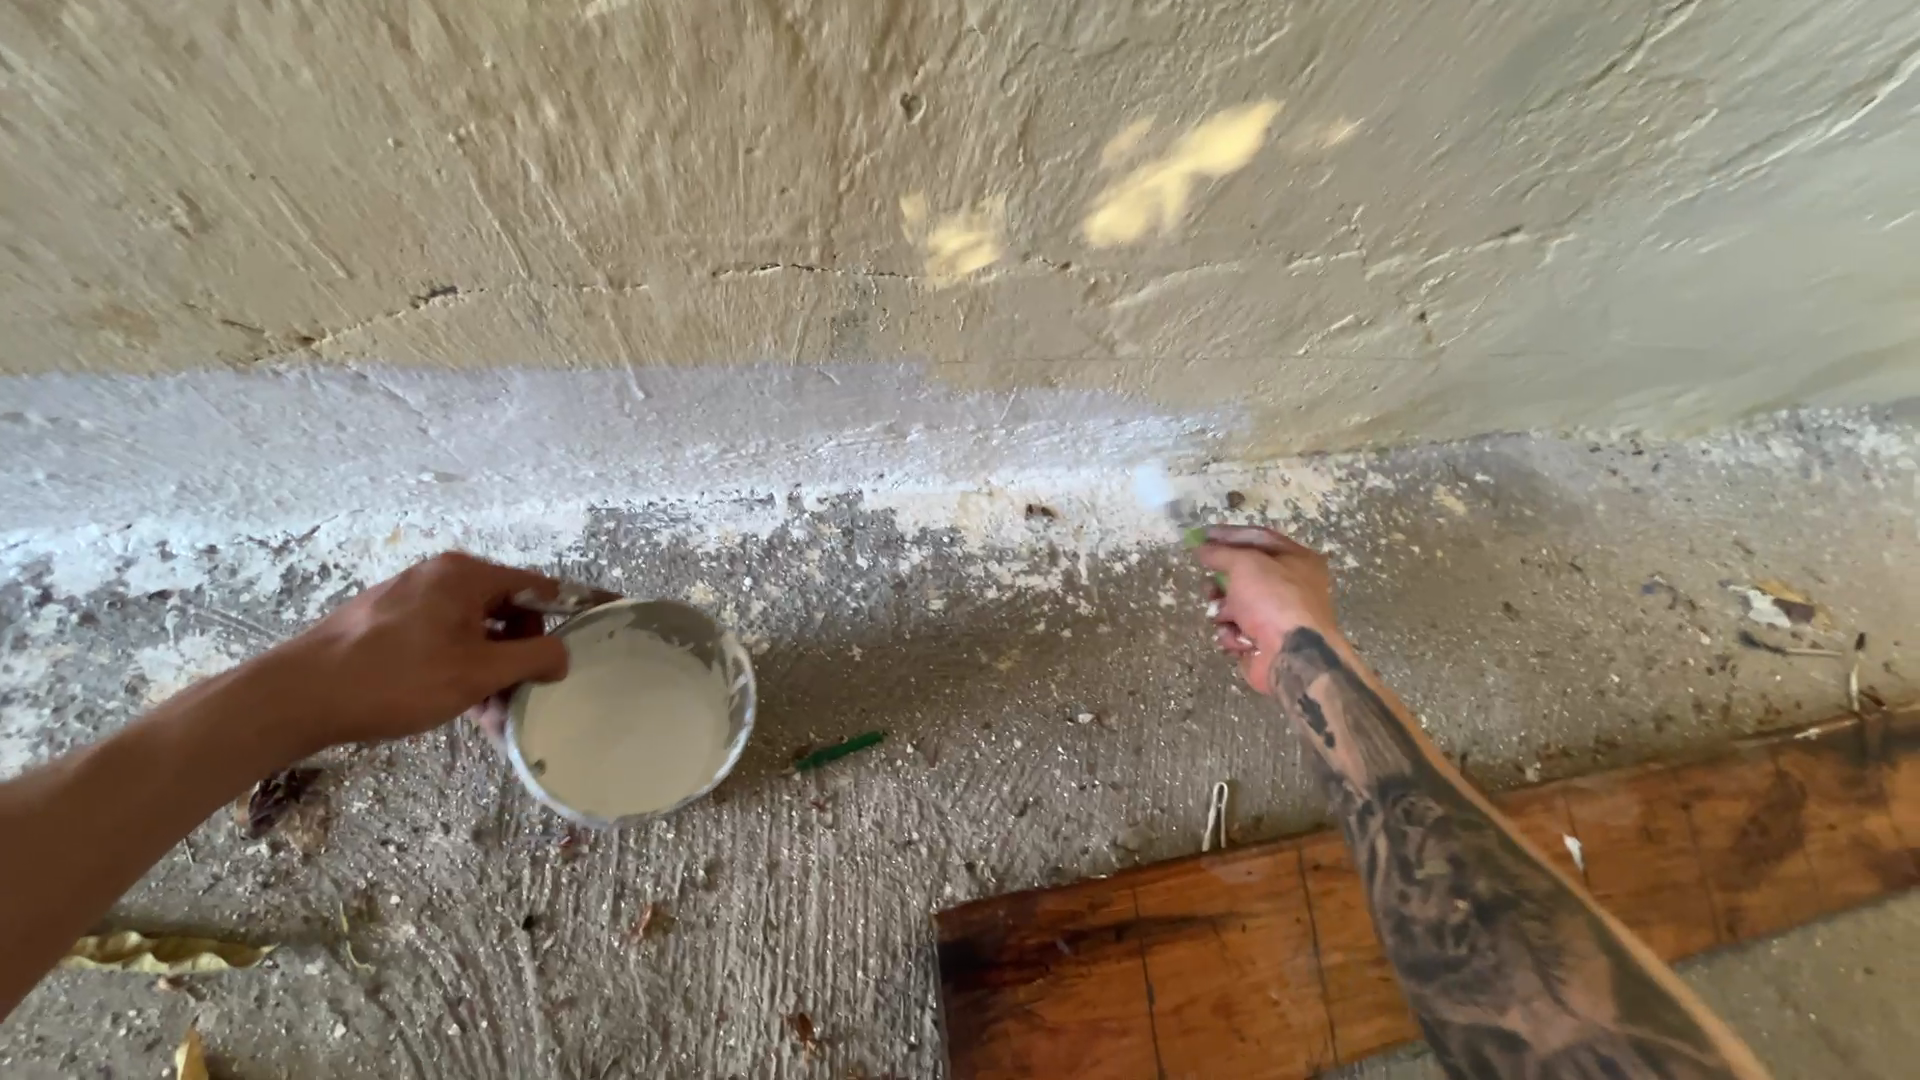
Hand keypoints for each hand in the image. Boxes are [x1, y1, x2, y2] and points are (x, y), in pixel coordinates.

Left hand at [266, 552, 569, 751]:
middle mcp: (440, 576)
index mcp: (466, 575)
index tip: (590, 637)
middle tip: (521, 697)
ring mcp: (409, 598)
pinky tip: (456, 706)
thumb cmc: (394, 680)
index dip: (570, 613)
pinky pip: (442, 640)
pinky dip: (459, 668)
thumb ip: (535, 658)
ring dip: (491, 670)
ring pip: (474, 632)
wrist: (291, 700)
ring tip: (488, 716)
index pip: (540, 588)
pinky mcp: (385, 623)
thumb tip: (564, 655)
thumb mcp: (478, 673)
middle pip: (507, 612)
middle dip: (520, 656)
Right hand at [1195, 525, 1340, 695]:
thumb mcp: (1244, 564)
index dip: (1227, 535)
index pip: (1257, 538)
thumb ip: (1220, 553)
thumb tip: (1202, 548)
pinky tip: (1235, 636)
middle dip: (1220, 582)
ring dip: (1223, 610)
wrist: (1292, 654)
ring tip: (1222, 615)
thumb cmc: (1274, 599)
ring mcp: (1278, 616)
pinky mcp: (1264, 642)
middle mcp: (1291, 586)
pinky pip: (1237, 630)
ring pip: (1235, 605)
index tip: (1200, 536)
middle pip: (1243, 575)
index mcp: (1297, 560)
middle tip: (1208, 587)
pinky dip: (1231, 633)